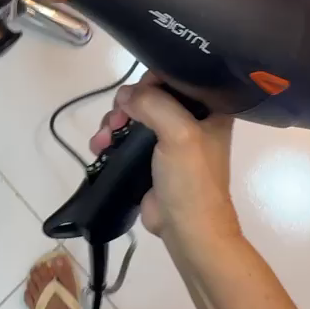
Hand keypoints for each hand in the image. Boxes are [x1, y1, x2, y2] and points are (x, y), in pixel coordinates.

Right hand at [91, 75, 237, 251]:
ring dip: (113, 122)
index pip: (177, 77)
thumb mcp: (179, 132)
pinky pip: (127, 136)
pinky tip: (99, 148)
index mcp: (209, 109)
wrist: (188, 231)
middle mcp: (192, 119)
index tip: (136, 95)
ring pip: (134, 115)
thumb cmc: (192, 180)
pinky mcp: (152, 157)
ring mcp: (170, 139)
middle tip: (115, 121)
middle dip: (126, 105)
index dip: (152, 81)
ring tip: (102, 141)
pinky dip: (111, 138)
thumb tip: (124, 97)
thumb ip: (152, 103)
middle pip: (150, 95)